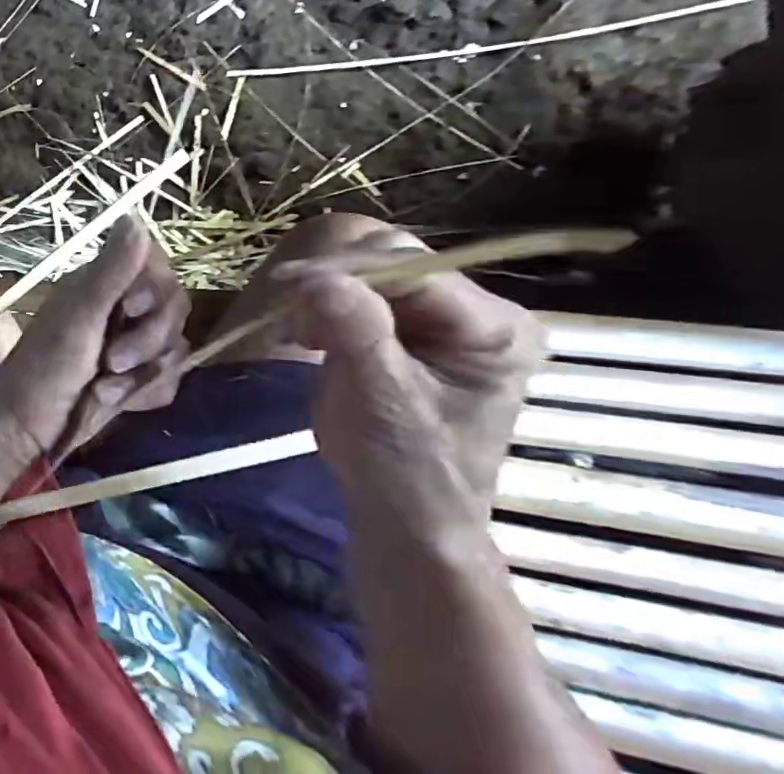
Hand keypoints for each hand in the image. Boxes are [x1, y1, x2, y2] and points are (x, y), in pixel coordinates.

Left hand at [0, 217, 189, 460]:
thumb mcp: (80, 316)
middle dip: (148, 340)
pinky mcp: (138, 378)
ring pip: (176, 346)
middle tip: (111, 360)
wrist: (29, 433)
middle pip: (175, 307)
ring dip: (142, 373)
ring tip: (104, 386)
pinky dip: (145, 394)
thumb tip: (134, 213)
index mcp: (103, 283)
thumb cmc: (45, 369)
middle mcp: (121, 308)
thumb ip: (112, 270)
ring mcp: (131, 343)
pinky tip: (117, 401)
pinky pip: (170, 379)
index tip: (132, 308)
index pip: (159, 265)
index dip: (156, 289)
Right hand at [279, 228, 542, 535]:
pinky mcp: (412, 328)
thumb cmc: (403, 472)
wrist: (402, 520)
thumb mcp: (380, 402)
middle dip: (338, 283)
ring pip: (374, 273)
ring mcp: (445, 319)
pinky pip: (363, 294)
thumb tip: (316, 277)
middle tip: (295, 318)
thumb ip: (356, 332)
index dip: (349, 270)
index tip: (288, 283)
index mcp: (495, 329)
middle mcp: (479, 312)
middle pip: (397, 263)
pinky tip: (313, 336)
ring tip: (303, 335)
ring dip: (327, 295)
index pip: (416, 272)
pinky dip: (328, 308)